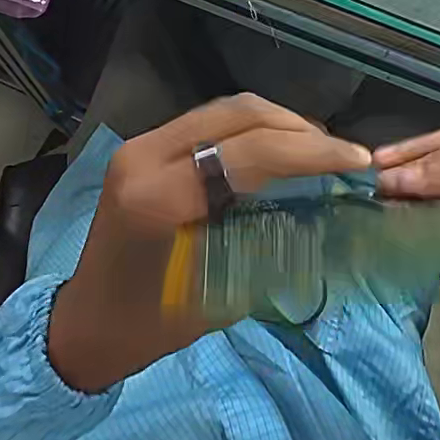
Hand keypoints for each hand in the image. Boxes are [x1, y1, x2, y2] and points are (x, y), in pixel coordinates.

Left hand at [48, 94, 371, 391]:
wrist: (82, 324)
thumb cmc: (145, 328)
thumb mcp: (217, 295)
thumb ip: (268, 243)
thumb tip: (322, 212)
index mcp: (157, 196)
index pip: (247, 153)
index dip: (311, 151)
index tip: (357, 162)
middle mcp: (145, 155)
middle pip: (237, 113)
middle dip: (299, 128)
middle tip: (341, 154)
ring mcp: (141, 145)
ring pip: (224, 111)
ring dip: (278, 124)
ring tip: (318, 151)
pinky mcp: (144, 148)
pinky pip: (210, 124)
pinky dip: (252, 131)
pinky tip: (278, 152)